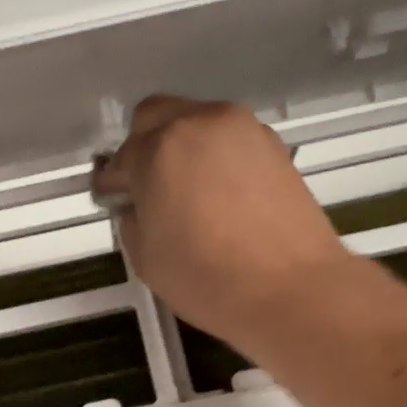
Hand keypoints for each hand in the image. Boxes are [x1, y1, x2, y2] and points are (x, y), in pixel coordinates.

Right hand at [95, 95, 359, 343]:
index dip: (113, 183)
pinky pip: (230, 141)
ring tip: (189, 194)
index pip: (121, 157)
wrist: (293, 290)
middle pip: (157, 116)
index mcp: (159, 149)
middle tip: (147, 187)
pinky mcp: (274, 145)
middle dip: (144, 146)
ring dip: (183, 149)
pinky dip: (217, 158)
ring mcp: (243, 129)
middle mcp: (200, 123)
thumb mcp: (146, 259)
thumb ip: (132, 220)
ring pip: (197, 124)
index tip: (114, 201)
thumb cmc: (208, 279)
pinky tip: (222, 197)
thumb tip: (137, 205)